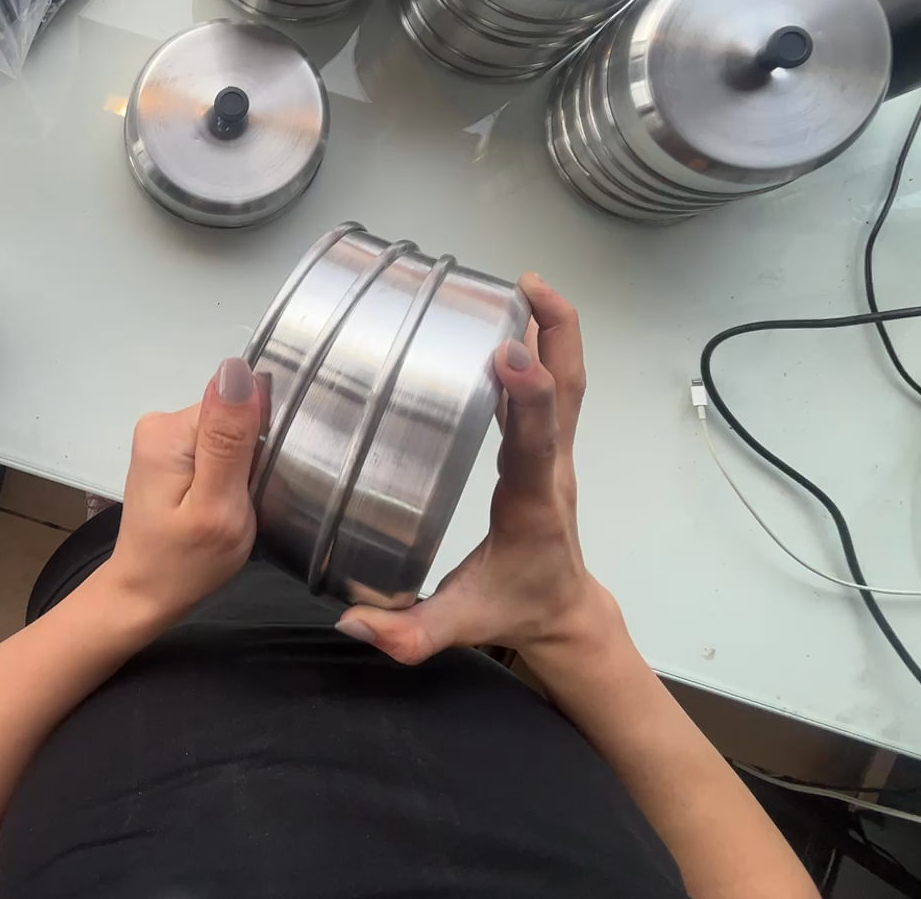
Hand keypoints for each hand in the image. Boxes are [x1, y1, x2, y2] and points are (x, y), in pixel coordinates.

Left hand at [101, 356, 267, 622]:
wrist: (147, 593)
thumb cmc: (185, 561)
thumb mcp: (217, 505)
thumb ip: (229, 440)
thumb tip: (237, 370)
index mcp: (169, 430)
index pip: (237, 408)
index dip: (258, 447)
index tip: (251, 485)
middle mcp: (160, 422)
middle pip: (231, 419)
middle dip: (249, 458)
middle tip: (240, 503)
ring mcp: (162, 438)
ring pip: (227, 435)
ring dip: (239, 469)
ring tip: (230, 506)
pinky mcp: (168, 454)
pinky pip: (215, 449)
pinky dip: (227, 475)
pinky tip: (219, 502)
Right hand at [336, 274, 615, 663]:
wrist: (565, 614)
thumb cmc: (514, 610)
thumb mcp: (458, 625)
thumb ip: (406, 634)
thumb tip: (349, 622)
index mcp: (531, 507)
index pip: (536, 445)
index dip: (529, 397)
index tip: (509, 352)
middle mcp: (552, 472)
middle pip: (571, 393)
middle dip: (556, 335)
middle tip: (529, 285)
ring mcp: (554, 458)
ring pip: (570, 385)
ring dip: (554, 333)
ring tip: (523, 287)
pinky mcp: (545, 452)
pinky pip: (553, 394)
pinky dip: (541, 351)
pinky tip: (509, 327)